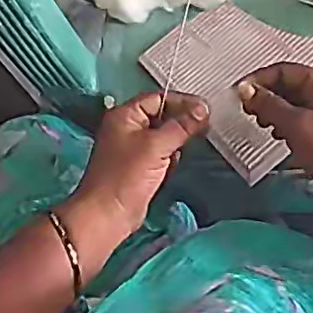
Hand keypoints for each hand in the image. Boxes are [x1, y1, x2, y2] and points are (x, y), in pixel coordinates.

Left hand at [74, 93, 209, 223]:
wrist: (108, 214)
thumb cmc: (126, 176)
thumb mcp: (157, 145)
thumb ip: (181, 126)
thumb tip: (202, 110)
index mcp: (125, 115)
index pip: (157, 98)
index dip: (182, 102)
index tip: (205, 109)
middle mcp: (127, 128)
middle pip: (161, 116)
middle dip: (181, 122)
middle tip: (203, 126)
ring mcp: (132, 148)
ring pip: (162, 136)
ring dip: (176, 141)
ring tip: (187, 146)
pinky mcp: (139, 167)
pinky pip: (160, 154)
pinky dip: (169, 157)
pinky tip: (173, 165)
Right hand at [237, 63, 312, 204]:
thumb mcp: (296, 123)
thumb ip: (268, 104)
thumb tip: (246, 90)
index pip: (286, 70)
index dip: (260, 78)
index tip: (239, 92)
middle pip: (290, 87)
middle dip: (266, 97)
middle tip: (249, 110)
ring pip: (293, 107)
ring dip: (274, 113)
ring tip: (263, 125)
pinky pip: (300, 124)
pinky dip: (285, 128)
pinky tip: (278, 138)